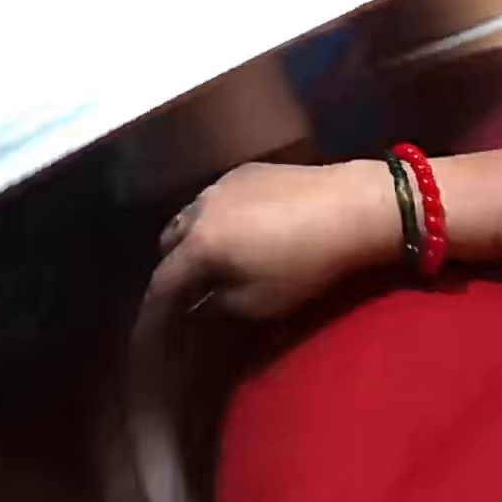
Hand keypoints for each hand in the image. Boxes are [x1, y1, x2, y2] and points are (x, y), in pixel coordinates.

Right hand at [146, 160, 399, 318]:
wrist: (348, 205)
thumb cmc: (303, 262)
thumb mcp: (258, 302)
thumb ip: (218, 304)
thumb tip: (203, 302)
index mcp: (199, 242)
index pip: (163, 282)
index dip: (155, 312)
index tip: (153, 332)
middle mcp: (202, 206)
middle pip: (170, 241)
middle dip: (173, 268)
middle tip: (189, 291)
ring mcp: (224, 181)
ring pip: (192, 213)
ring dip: (193, 237)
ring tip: (213, 257)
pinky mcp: (248, 168)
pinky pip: (218, 197)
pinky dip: (217, 215)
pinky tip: (240, 227)